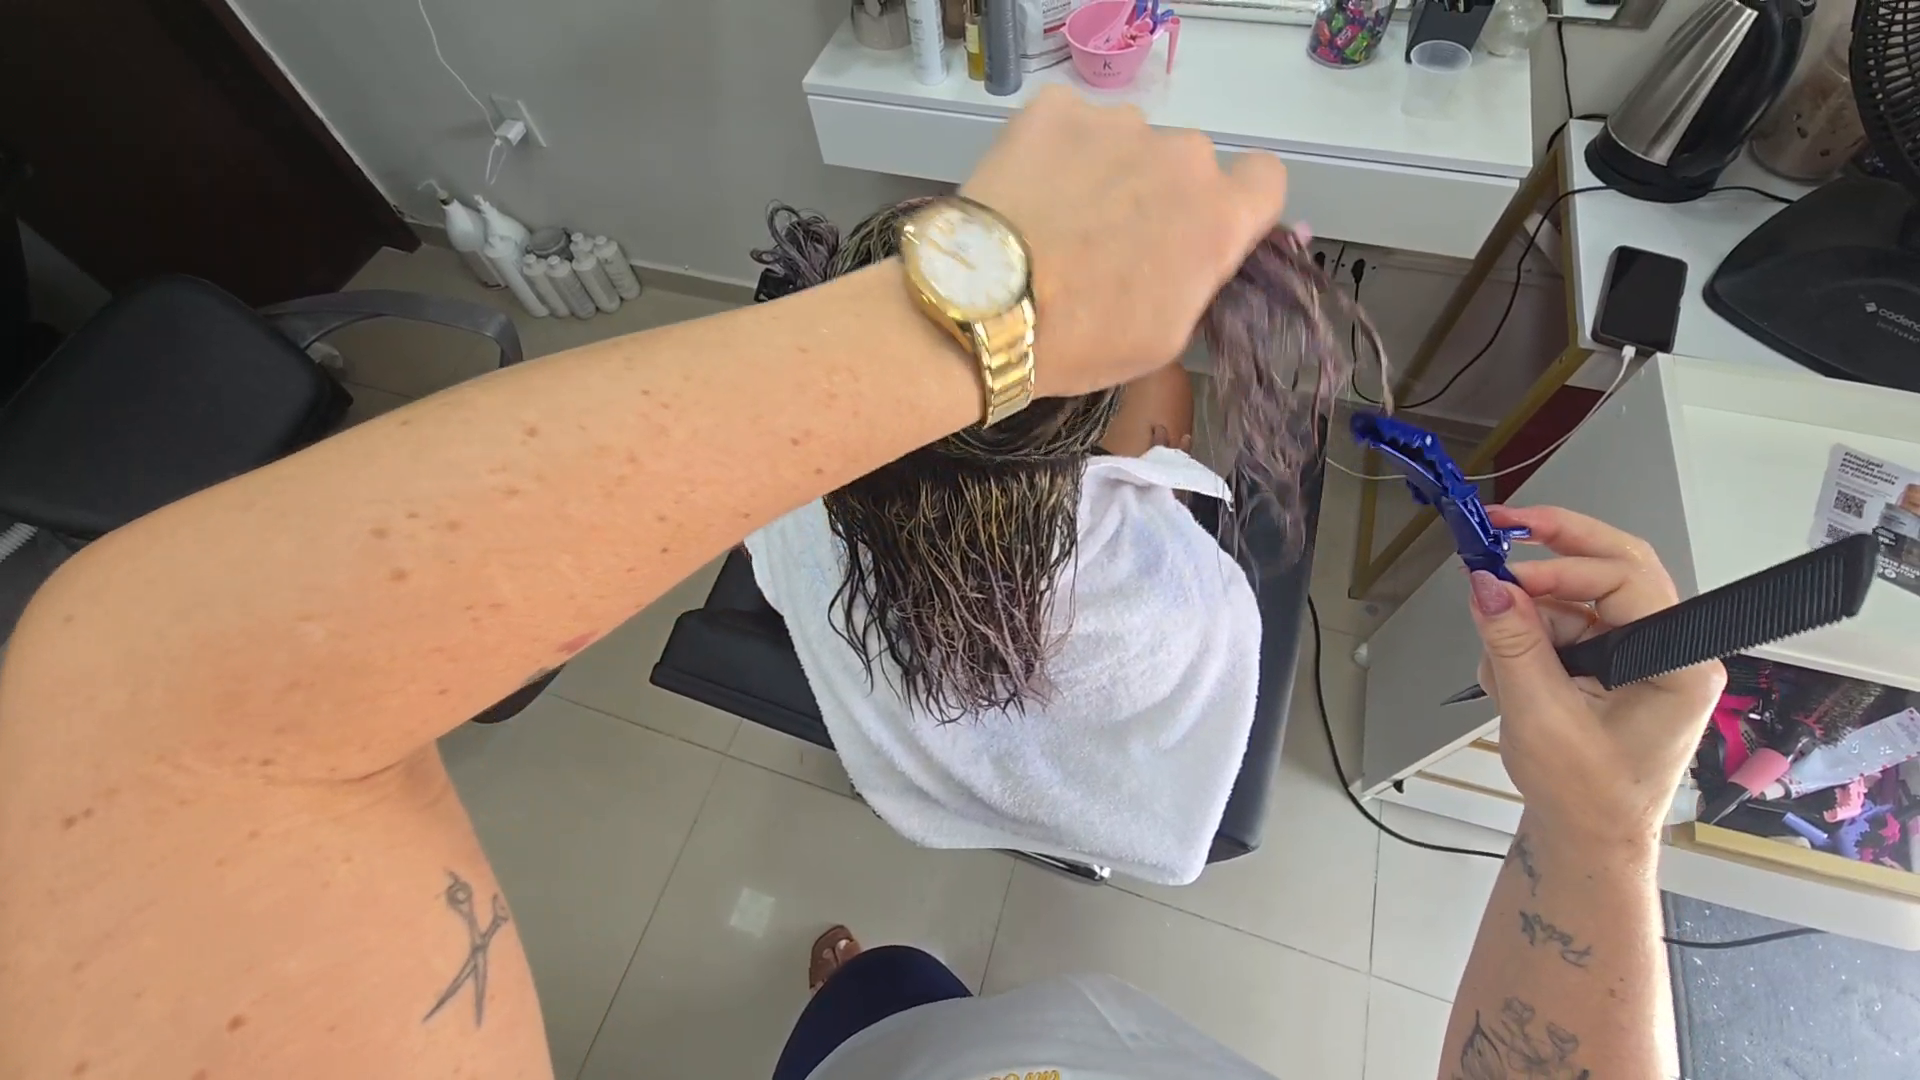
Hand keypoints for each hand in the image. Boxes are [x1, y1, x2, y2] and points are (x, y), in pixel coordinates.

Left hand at [960, 87, 1289, 397]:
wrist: (983, 313)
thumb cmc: (1078, 343)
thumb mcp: (1164, 339)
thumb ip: (1202, 280)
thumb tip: (1209, 251)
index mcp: (1217, 217)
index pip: (1264, 181)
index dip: (1234, 207)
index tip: (1198, 232)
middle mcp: (1181, 155)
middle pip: (1186, 165)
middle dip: (1158, 197)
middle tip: (1107, 246)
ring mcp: (1116, 124)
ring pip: (1127, 143)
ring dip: (1107, 173)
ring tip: (1057, 225)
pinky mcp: (1055, 109)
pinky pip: (1071, 125)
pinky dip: (1057, 154)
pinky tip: (1028, 197)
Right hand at [1467, 506, 1725, 845]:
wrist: (1584, 834)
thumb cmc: (1582, 790)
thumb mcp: (1540, 715)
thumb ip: (1512, 644)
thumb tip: (1483, 583)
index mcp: (1677, 662)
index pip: (1627, 581)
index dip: (1562, 567)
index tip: (1499, 574)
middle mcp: (1663, 647)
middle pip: (1612, 567)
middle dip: (1555, 544)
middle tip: (1498, 524)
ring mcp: (1630, 653)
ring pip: (1568, 601)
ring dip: (1523, 623)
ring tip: (1499, 677)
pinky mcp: (1600, 662)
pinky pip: (1552, 627)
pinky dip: (1518, 643)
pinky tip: (1506, 683)